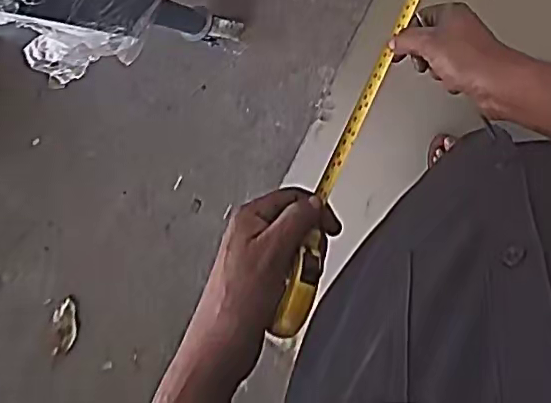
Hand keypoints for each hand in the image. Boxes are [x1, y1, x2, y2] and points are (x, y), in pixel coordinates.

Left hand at [156, 188, 340, 402]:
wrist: (220, 352)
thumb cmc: (234, 306)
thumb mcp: (273, 252)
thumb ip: (296, 220)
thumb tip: (314, 203)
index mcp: (250, 217)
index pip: (292, 197)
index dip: (315, 209)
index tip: (330, 227)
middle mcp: (251, 234)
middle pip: (297, 225)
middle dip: (308, 247)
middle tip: (306, 265)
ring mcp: (256, 258)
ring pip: (296, 252)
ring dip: (302, 272)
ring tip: (291, 288)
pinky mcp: (262, 281)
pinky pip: (290, 275)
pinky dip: (294, 287)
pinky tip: (284, 299)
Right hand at [390, 3, 531, 118]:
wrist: (499, 85)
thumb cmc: (474, 60)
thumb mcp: (427, 44)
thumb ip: (405, 40)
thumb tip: (395, 41)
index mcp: (451, 11)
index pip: (419, 17)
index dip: (407, 33)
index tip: (398, 46)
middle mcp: (461, 26)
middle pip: (427, 39)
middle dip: (423, 54)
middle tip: (426, 59)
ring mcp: (468, 47)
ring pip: (438, 58)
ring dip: (437, 69)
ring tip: (445, 71)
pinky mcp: (473, 66)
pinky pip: (451, 71)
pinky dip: (450, 78)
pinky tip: (457, 81)